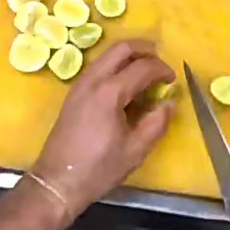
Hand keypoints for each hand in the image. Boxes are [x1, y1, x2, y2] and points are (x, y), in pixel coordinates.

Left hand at [30, 40, 173, 210]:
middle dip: (145, 48)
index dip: (162, 69)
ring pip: (108, 52)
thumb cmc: (98, 168)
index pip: (143, 67)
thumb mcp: (135, 151)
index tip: (173, 80)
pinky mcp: (74, 90)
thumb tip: (169, 102)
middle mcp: (94, 79)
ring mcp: (81, 82)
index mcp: (110, 92)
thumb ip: (156, 123)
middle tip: (160, 62)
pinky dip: (116, 62)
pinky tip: (125, 80)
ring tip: (146, 68)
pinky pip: (99, 64)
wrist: (57, 182)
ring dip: (129, 53)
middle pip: (122, 47)